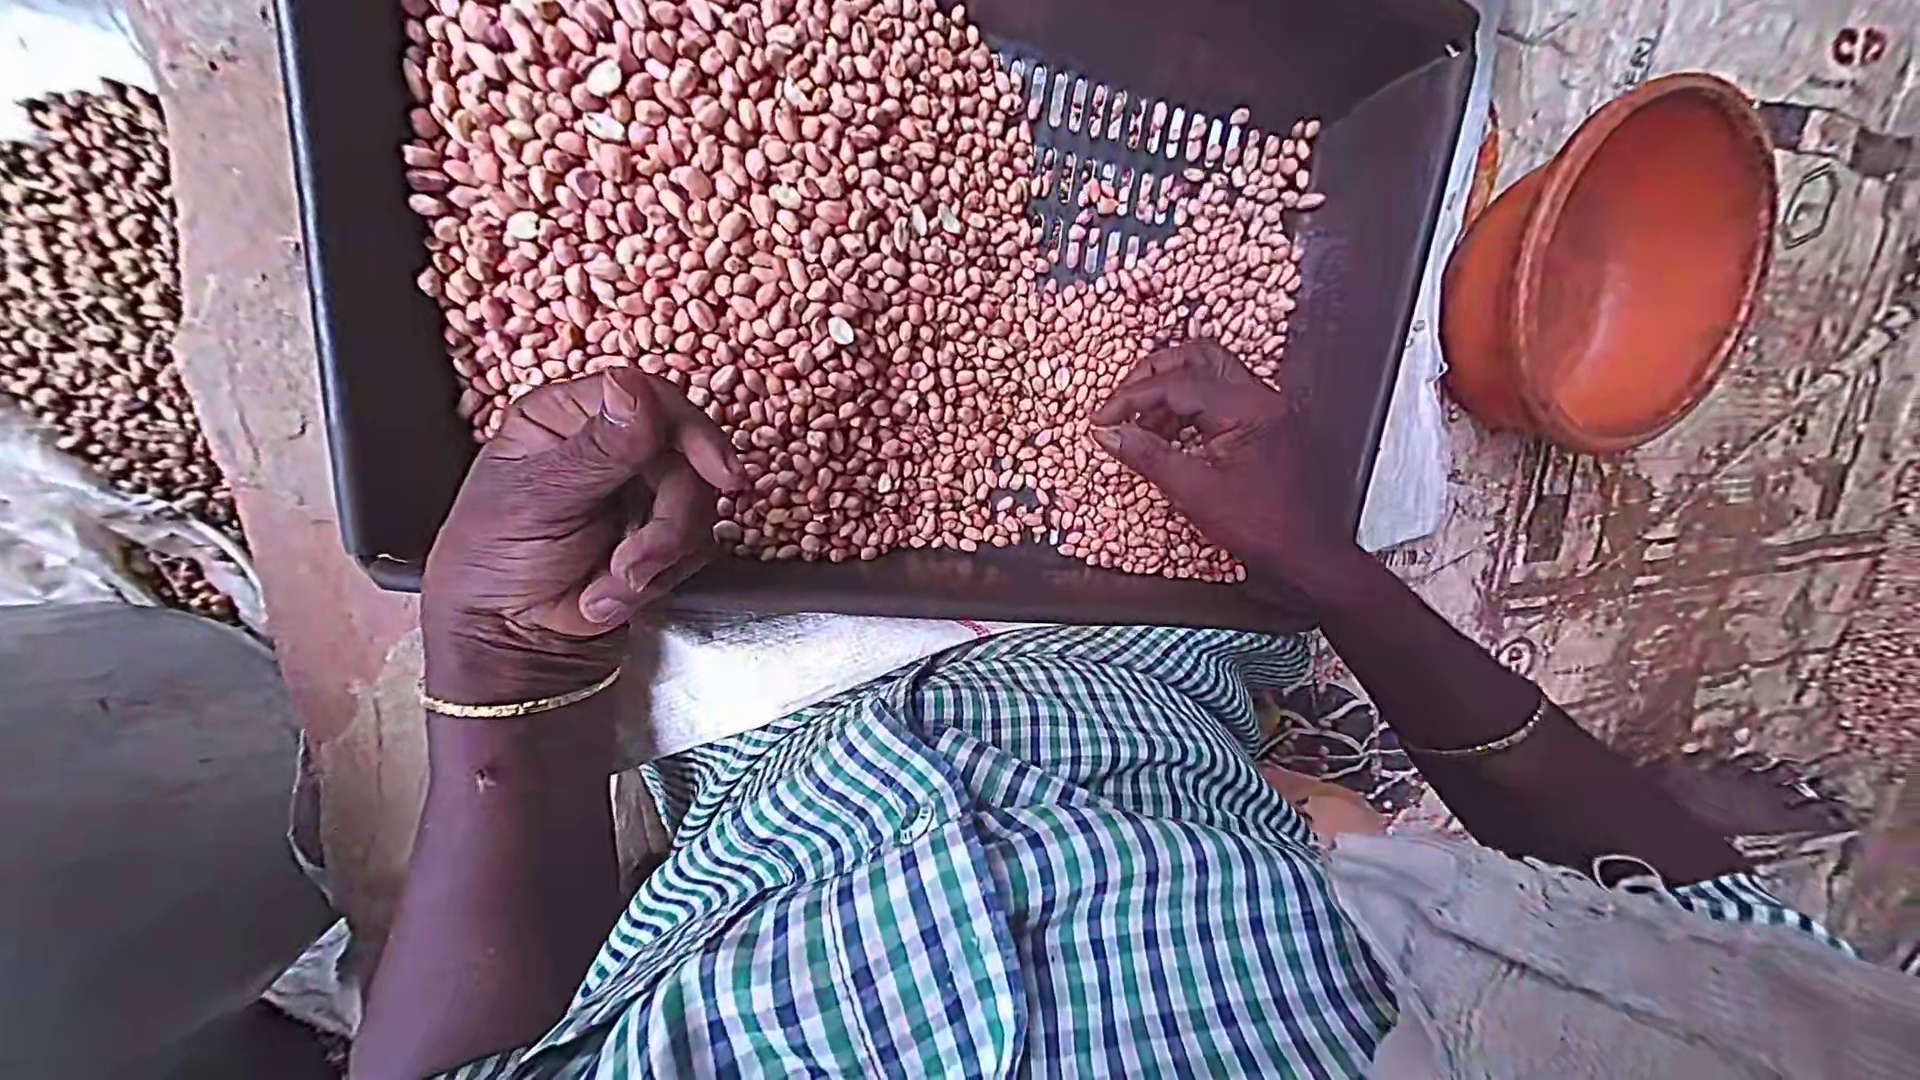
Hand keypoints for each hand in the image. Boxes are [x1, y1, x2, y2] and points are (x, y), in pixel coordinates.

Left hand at [421, 370, 743, 704]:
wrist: (512, 638)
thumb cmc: (495, 560)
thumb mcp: (538, 500)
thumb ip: (598, 449)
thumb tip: (635, 388)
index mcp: (572, 419)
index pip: (652, 401)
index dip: (693, 432)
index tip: (720, 472)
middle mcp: (617, 449)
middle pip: (689, 460)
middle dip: (670, 520)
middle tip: (639, 562)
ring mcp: (647, 492)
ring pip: (700, 506)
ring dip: (661, 555)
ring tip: (613, 585)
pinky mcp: (668, 534)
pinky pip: (698, 545)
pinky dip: (661, 576)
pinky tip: (613, 592)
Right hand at [1089, 341, 1366, 608]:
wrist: (1303, 552)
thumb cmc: (1259, 526)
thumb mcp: (1193, 492)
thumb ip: (1148, 456)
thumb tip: (1108, 434)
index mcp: (1248, 410)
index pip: (1178, 384)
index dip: (1131, 399)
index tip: (1102, 419)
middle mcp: (1260, 398)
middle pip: (1196, 357)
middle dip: (1150, 375)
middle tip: (1118, 403)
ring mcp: (1261, 408)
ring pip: (1206, 372)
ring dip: (1165, 390)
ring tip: (1137, 423)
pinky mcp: (1257, 423)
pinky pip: (1214, 397)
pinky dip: (1182, 407)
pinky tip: (1161, 435)